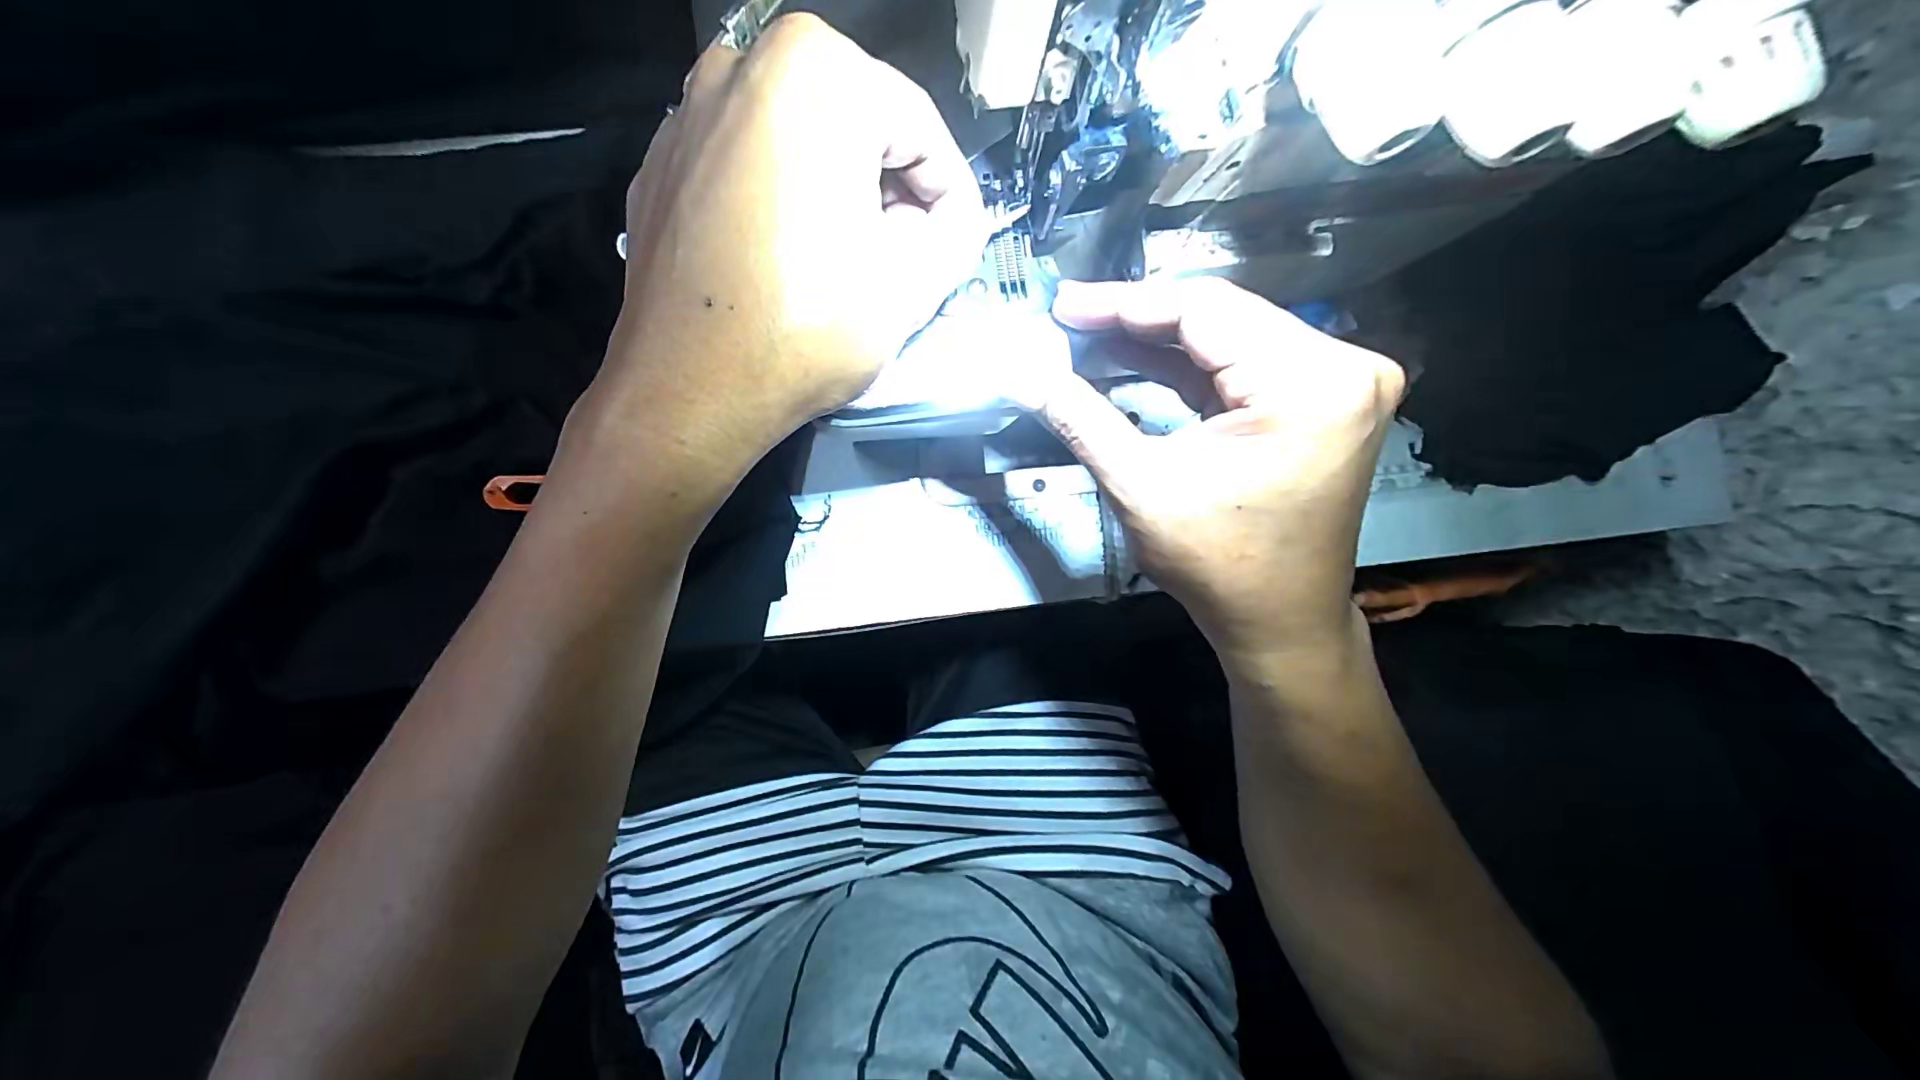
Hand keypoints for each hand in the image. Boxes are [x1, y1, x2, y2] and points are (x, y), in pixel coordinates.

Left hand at [572, 15, 988, 478]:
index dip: (950, 194)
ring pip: (800, 145)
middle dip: (890, 191)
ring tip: (849, 263)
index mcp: (814, 74)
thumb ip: (958, 233)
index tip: (953, 243)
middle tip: (904, 256)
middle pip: (856, 125)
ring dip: (836, 196)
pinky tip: (789, 263)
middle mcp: (739, 71)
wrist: (688, 392)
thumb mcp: (912, 285)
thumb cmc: (803, 332)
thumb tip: (950, 218)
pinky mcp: (662, 168)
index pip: (920, 128)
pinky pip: (748, 169)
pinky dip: (780, 203)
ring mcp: (689, 116)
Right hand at [1032, 278, 1404, 659]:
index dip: (1124, 303)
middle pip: (1220, 317)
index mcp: (1310, 384)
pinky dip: (1186, 365)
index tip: (1066, 305)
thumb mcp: (1141, 487)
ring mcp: (1338, 382)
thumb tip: (1025, 375)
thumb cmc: (1220, 567)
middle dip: (1136, 319)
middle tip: (1070, 318)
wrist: (1278, 619)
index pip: (1204, 311)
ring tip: (1089, 337)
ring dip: (1156, 341)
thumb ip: (1081, 418)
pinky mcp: (1320, 400)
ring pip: (1228, 337)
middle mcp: (1342, 367)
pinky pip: (1242, 365)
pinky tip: (1132, 358)